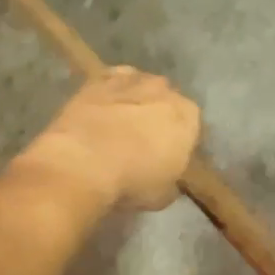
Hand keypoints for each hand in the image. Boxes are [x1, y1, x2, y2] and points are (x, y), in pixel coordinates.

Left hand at [18, 66, 201, 210]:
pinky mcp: (97, 80)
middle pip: (166, 99)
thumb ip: (171, 178)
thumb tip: (166, 178)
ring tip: (120, 122)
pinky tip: (102, 108)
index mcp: (187, 116)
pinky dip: (110, 93)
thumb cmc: (131, 182)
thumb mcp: (164, 194)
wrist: (83, 164)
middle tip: (144, 139)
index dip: (180, 139)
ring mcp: (130, 80)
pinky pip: (111, 82)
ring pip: (139, 85)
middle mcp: (163, 90)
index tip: (169, 154)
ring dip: (135, 99)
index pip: (192, 124)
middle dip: (158, 115)